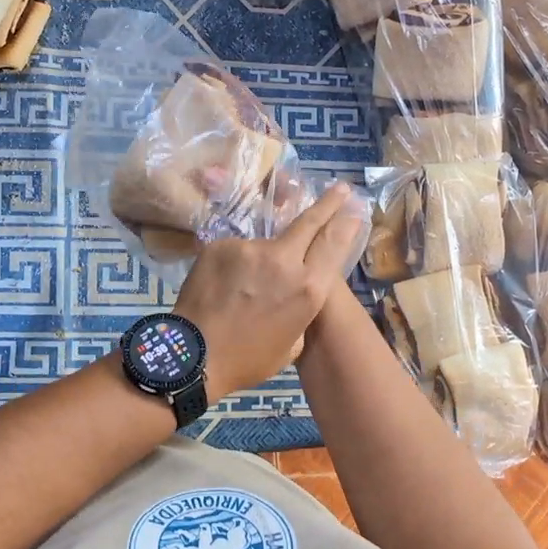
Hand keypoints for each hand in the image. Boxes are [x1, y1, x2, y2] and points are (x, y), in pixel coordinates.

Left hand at [171, 183, 365, 399]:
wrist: (193, 357)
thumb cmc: (248, 360)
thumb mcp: (292, 344)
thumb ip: (301, 310)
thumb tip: (296, 290)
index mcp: (308, 289)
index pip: (334, 244)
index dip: (345, 223)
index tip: (353, 208)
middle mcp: (283, 261)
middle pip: (310, 222)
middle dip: (328, 203)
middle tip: (340, 188)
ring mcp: (250, 249)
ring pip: (265, 244)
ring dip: (262, 258)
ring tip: (243, 288)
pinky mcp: (220, 245)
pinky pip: (235, 251)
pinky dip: (234, 265)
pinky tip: (222, 287)